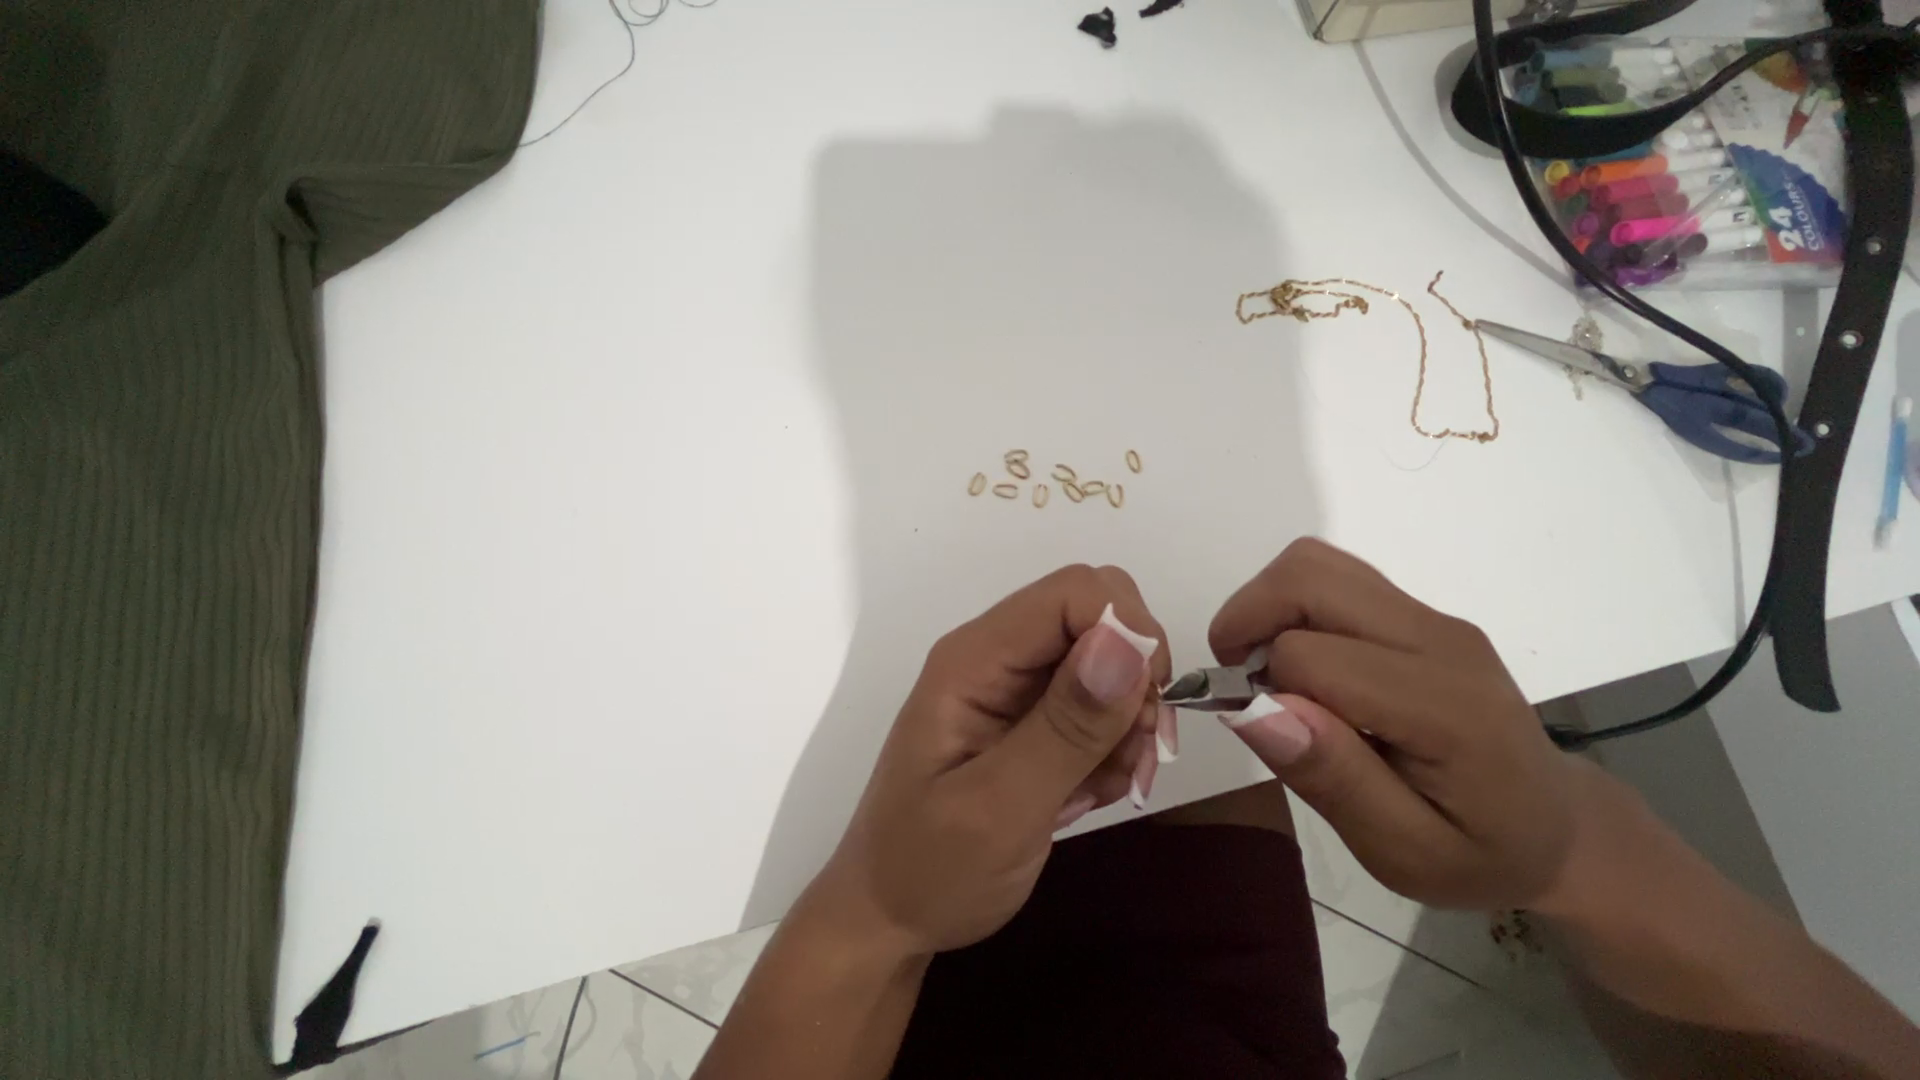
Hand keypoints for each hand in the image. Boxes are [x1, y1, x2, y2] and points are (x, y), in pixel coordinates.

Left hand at [801, 565, 1168, 956]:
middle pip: (1099, 616)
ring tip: (1103, 786)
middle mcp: (997, 659)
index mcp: (974, 660)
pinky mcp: (1033, 721)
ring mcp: (1015, 689)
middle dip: (1136, 678)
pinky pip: (1101, 706)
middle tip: (1134, 753)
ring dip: (1129, 722)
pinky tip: (1089, 794)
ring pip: (1110, 663)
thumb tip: (1128, 642)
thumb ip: (1064, 728)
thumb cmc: (929, 868)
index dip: (1127, 631)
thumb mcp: (999, 808)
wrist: (891, 916)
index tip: (1145, 710)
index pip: (1073, 591)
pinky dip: (1115, 747)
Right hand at [1207, 538, 1576, 910]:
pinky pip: (1333, 579)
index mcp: (1444, 708)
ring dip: (1265, 608)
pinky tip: (1298, 664)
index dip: (1263, 690)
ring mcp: (1433, 618)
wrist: (1554, 825)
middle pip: (1308, 578)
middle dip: (1246, 621)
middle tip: (1238, 683)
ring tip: (1264, 671)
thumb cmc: (1477, 853)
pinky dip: (1290, 607)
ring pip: (1315, 564)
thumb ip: (1333, 779)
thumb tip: (1252, 708)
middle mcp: (1440, 640)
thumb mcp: (1404, 853)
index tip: (1263, 733)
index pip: (1311, 656)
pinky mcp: (1420, 613)